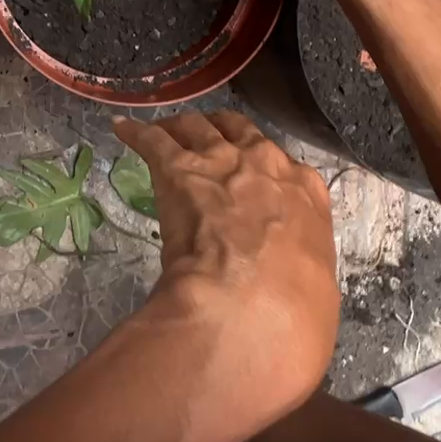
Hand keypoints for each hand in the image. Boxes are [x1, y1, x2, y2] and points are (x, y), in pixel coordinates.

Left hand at [113, 110, 338, 425]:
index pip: (286, 166)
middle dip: (222, 132)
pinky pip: (152, 138)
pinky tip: (122, 129)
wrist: (246, 308)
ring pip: (196, 126)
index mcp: (306, 194)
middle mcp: (264, 163)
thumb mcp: (318, 290)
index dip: (264, 167)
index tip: (251, 176)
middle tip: (204, 141)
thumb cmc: (292, 316)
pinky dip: (135, 132)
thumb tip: (284, 272)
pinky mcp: (175, 166)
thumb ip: (299, 263)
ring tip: (165, 132)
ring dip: (180, 127)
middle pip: (239, 131)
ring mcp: (218, 160)